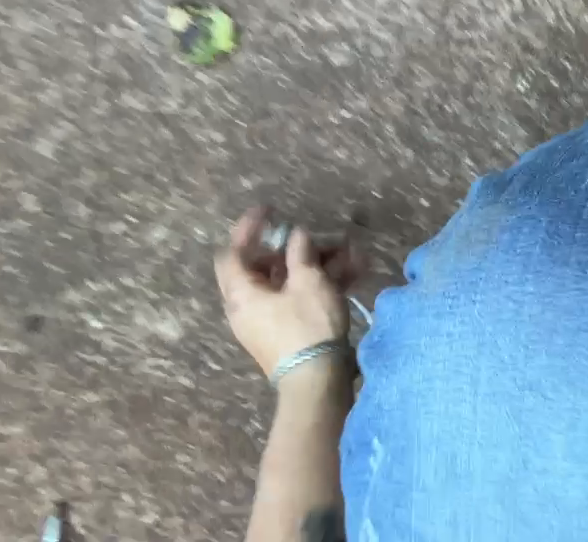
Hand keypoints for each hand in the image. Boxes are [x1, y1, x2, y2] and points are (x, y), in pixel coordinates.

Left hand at [214, 207, 358, 378]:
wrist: (315, 378)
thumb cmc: (306, 324)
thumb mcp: (308, 282)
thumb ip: (300, 253)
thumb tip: (296, 235)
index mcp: (243, 293)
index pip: (234, 254)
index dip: (248, 230)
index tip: (268, 211)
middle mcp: (249, 306)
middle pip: (267, 266)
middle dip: (297, 247)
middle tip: (320, 236)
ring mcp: (268, 318)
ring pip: (290, 280)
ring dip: (318, 263)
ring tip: (350, 252)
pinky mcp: (288, 328)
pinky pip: (301, 296)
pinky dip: (322, 281)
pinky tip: (353, 271)